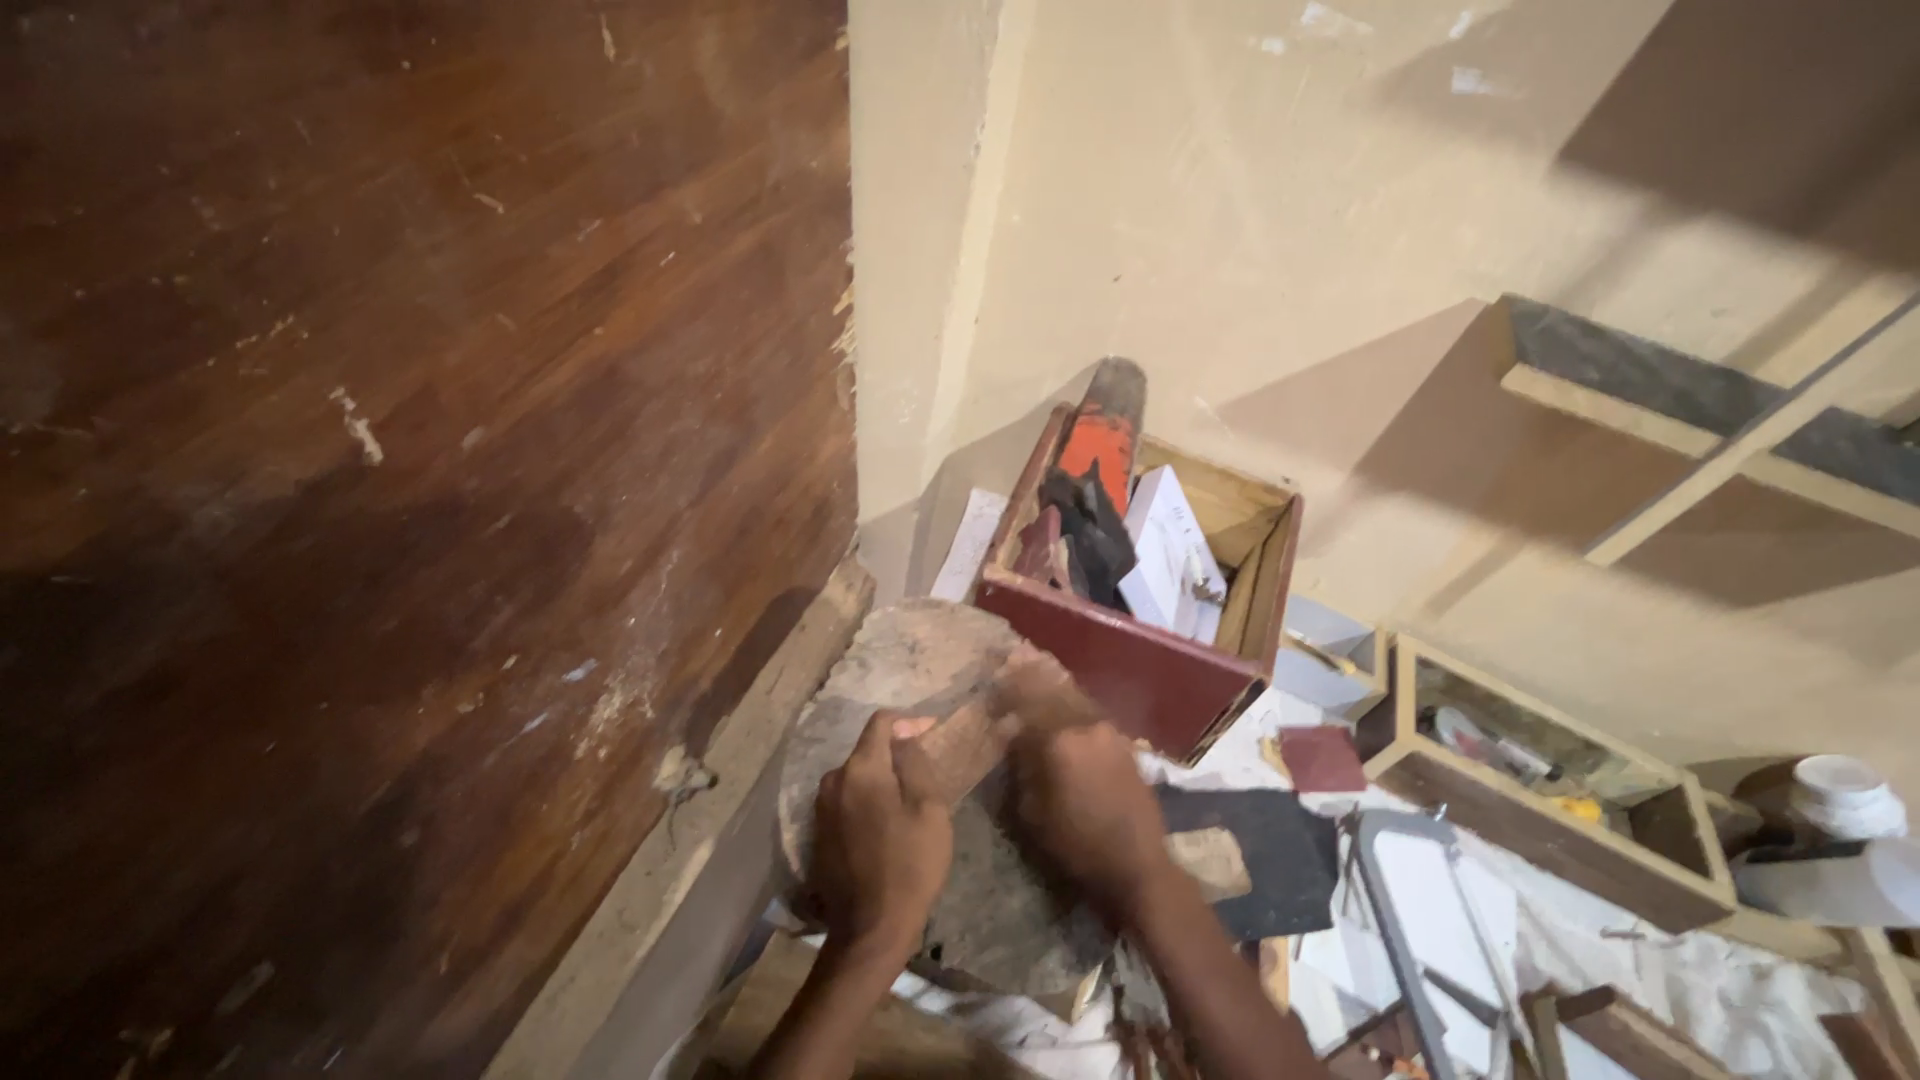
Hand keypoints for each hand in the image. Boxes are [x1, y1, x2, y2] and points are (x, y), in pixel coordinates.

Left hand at [809, 710, 952, 956]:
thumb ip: (915, 763)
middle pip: (866, 750)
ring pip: (856, 777)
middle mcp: (832, 781)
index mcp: (860, 770)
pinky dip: (867, 799)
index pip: (880, 723)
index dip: (908, 720)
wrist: (871, 927)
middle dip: (895, 751)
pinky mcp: (819, 833)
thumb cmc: (910, 864)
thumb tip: (905, 738)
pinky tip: (886, 821)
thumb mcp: (929, 809)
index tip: (932, 731)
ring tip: (908, 796)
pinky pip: (847, 800)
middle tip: (925, 767)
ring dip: (881, 778)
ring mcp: (820, 809)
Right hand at [994, 649, 1172, 919]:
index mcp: (1058, 739)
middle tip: (1013, 653)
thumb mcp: (1032, 812)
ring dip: (1053, 680)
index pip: (1025, 700)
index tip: (990, 675)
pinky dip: (1072, 698)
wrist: (1137, 864)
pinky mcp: (1124, 742)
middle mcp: (1085, 724)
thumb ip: (1021, 766)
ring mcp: (1109, 730)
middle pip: (1052, 687)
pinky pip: (1090, 709)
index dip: (1005, 687)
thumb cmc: (1076, 844)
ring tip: (1037, 663)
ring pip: (1075, 694)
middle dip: (1030, 671)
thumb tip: (1013, 736)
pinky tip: (1065, 698)